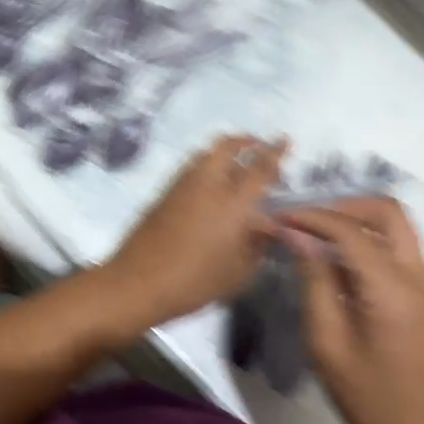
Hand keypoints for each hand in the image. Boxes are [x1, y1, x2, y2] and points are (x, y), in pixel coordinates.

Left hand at [95, 135, 286, 336]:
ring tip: (239, 166)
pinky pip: (191, 167)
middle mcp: (207, 184)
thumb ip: (258, 244)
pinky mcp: (164, 191)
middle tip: (260, 149)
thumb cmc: (195, 282)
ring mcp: (181, 184)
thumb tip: (269, 226)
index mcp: (232, 203)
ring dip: (225, 152)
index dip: (275, 153)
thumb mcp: (239, 271)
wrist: (138, 281)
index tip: (285, 141)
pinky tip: (214, 185)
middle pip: (227, 146)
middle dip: (246, 141)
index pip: (260, 168)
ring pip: (206, 153)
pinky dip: (207, 164)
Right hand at [279, 199, 423, 423]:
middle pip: (389, 213)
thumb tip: (299, 238)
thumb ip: (315, 285)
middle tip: (307, 222)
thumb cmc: (379, 409)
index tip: (279, 218)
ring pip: (401, 235)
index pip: (348, 228)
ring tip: (319, 248)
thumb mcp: (330, 349)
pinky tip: (347, 283)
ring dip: (360, 229)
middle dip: (344, 207)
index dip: (309, 216)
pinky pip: (406, 263)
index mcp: (395, 289)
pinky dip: (375, 254)